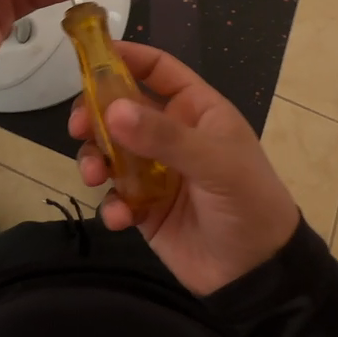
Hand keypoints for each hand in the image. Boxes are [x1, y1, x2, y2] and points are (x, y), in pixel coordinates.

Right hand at [69, 41, 300, 294]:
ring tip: (92, 176)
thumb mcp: (215, 164)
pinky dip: (110, 203)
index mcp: (195, 109)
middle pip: (120, 107)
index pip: (156, 68)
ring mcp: (154, 170)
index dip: (124, 56)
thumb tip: (111, 110)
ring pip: (108, 149)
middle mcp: (171, 133)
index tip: (88, 57)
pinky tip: (120, 217)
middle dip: (94, 113)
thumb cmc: (249, 204)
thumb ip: (164, 136)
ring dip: (93, 158)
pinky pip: (113, 194)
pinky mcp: (144, 207)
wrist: (260, 279)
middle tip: (77, 127)